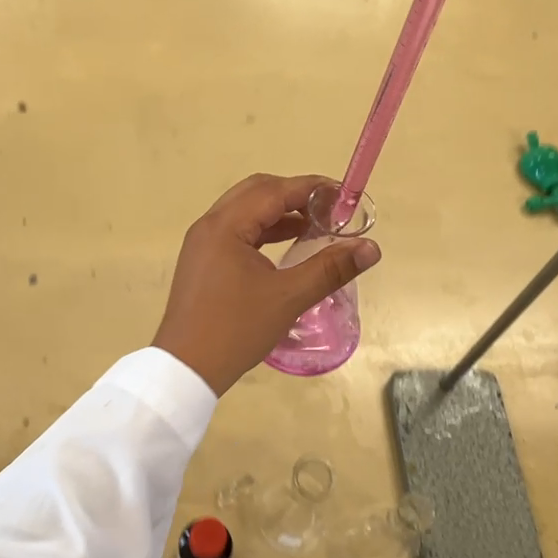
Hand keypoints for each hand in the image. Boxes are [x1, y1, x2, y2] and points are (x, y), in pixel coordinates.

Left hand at [153, 174, 381, 394]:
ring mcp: (202, 244)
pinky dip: (265, 232)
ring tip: (317, 228)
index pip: (275, 190)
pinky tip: (289, 247)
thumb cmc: (236, 329)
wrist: (186, 368)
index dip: (313, 189)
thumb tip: (371, 248)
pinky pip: (237, 232)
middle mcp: (210, 225)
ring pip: (246, 212)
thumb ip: (331, 268)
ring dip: (281, 214)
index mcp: (226, 226)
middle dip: (296, 196)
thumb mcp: (289, 297)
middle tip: (331, 211)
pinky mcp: (203, 262)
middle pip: (258, 192)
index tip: (346, 197)